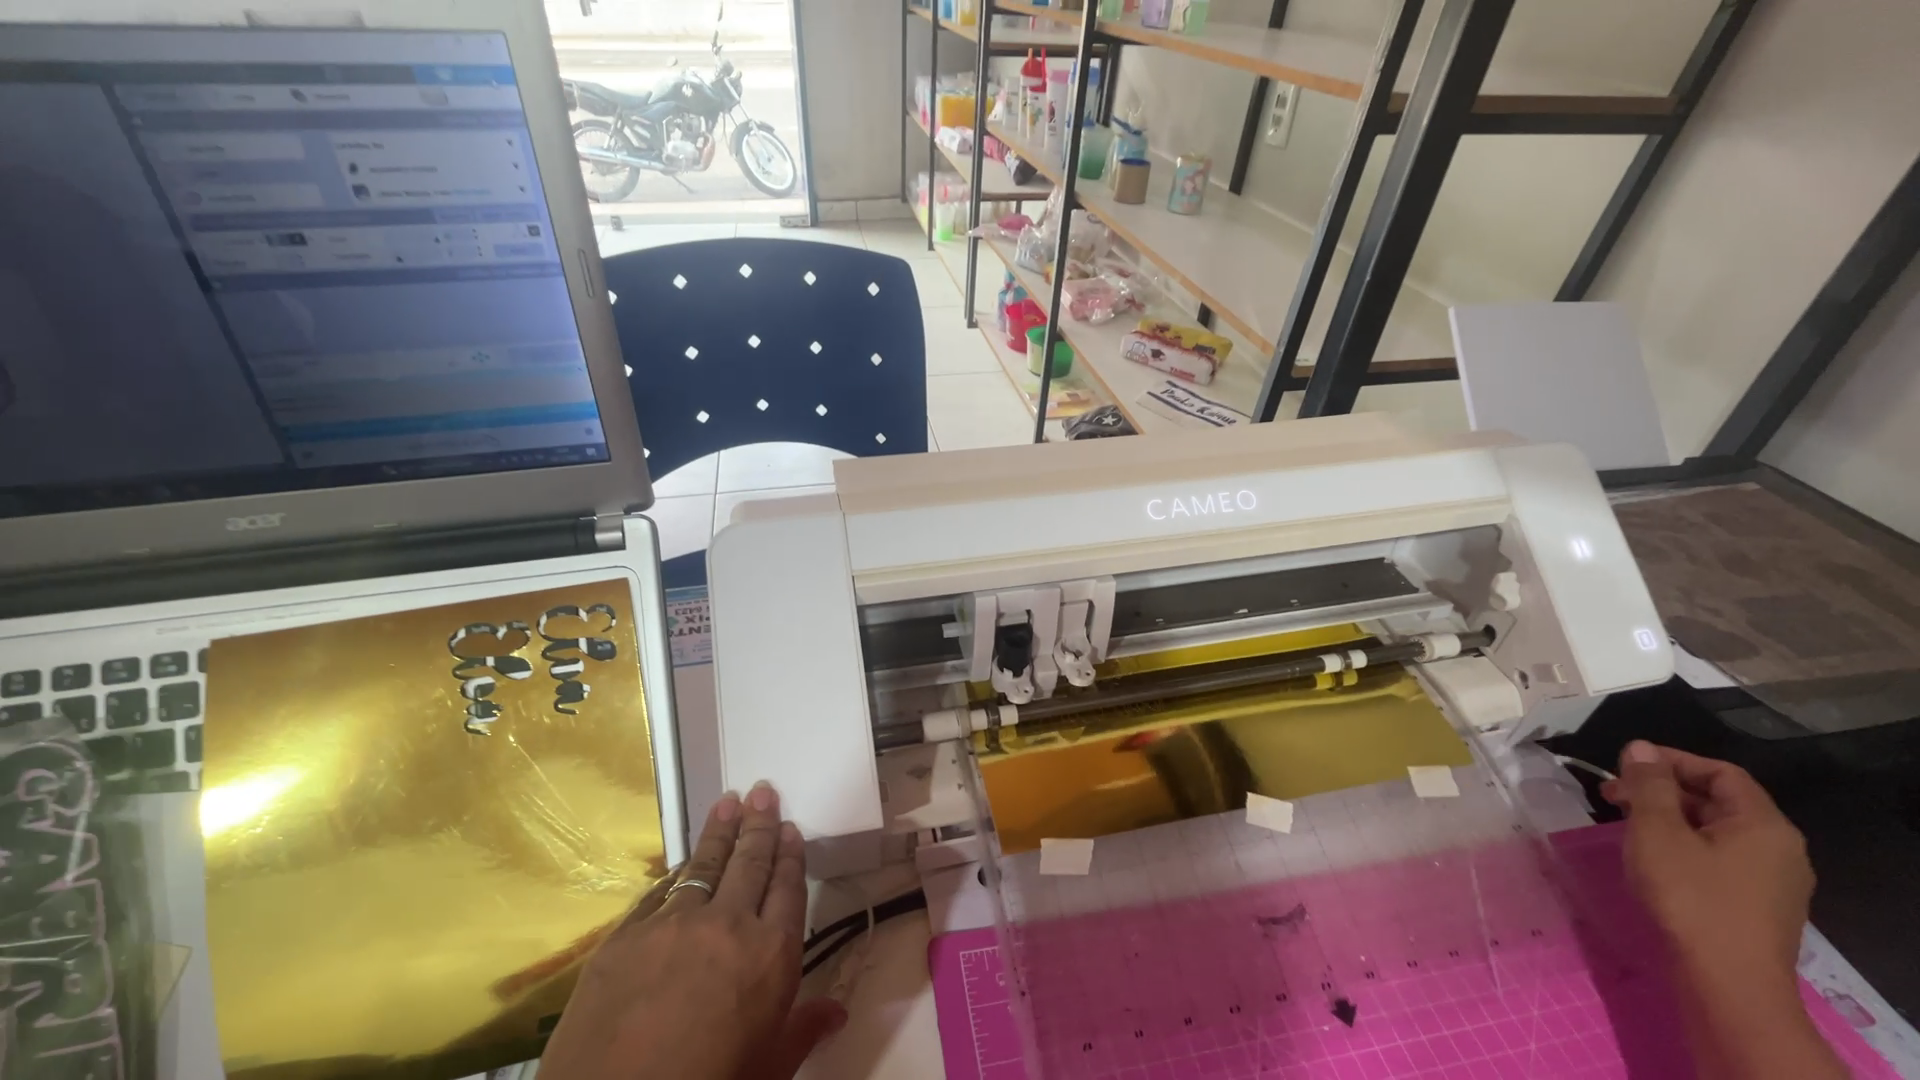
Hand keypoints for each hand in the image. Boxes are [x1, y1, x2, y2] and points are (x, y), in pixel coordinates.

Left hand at [541, 783, 845, 1079]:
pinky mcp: (624, 935)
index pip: (788, 889)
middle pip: (750, 863)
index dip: (791, 855)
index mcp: (771, 955)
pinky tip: (682, 862)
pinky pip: (659, 892)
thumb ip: (803, 1031)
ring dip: (719, 832)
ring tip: (728, 802)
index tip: (791, 828)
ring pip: (704, 866)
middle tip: (762, 790)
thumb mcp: (768, 1069)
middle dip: (759, 824)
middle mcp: (727, 925)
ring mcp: (672, 924)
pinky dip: (676, 873)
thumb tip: (838, 1013)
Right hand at [1602, 741, 1811, 979]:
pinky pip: (1720, 859)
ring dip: (1669, 820)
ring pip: (1716, 832)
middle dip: (1662, 791)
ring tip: (1625, 827)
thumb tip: (1641, 747)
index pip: (1720, 772)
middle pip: (1719, 801)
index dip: (1671, 761)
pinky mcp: (1759, 906)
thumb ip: (1648, 786)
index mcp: (1763, 824)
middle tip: (1612, 796)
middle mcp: (1780, 848)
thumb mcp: (1657, 833)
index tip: (1623, 765)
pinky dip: (1684, 847)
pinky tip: (1653, 861)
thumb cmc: (1690, 898)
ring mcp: (1774, 881)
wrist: (1728, 984)